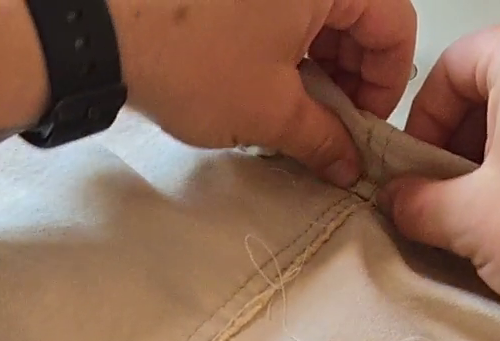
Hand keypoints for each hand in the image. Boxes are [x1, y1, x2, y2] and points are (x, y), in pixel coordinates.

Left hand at [111, 0, 416, 186]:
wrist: (105, 25)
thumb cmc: (193, 60)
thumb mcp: (269, 111)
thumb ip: (321, 139)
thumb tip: (348, 166)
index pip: (394, 26)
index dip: (383, 87)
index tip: (361, 131)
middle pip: (358, 14)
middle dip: (348, 78)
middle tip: (325, 128)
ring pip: (318, 12)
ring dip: (315, 65)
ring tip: (289, 110)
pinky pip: (281, 7)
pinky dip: (284, 44)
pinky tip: (262, 82)